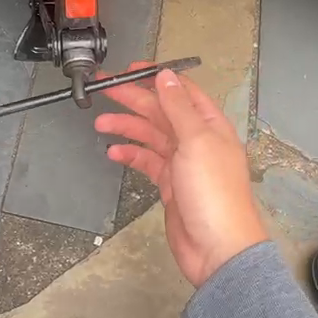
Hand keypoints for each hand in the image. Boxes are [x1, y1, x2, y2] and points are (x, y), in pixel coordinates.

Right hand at [95, 65, 268, 286]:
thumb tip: (166, 76)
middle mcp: (196, 139)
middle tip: (105, 88)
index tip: (131, 69)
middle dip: (133, 99)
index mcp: (209, 124)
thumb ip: (178, 107)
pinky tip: (113, 151)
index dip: (156, 77)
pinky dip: (130, 154)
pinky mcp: (170, 184)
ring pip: (150, 135)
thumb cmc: (213, 192)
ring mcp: (183, 162)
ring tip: (101, 123)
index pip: (180, 91)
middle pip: (160, 111)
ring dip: (126, 126)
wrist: (217, 248)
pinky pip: (146, 161)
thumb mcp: (196, 140)